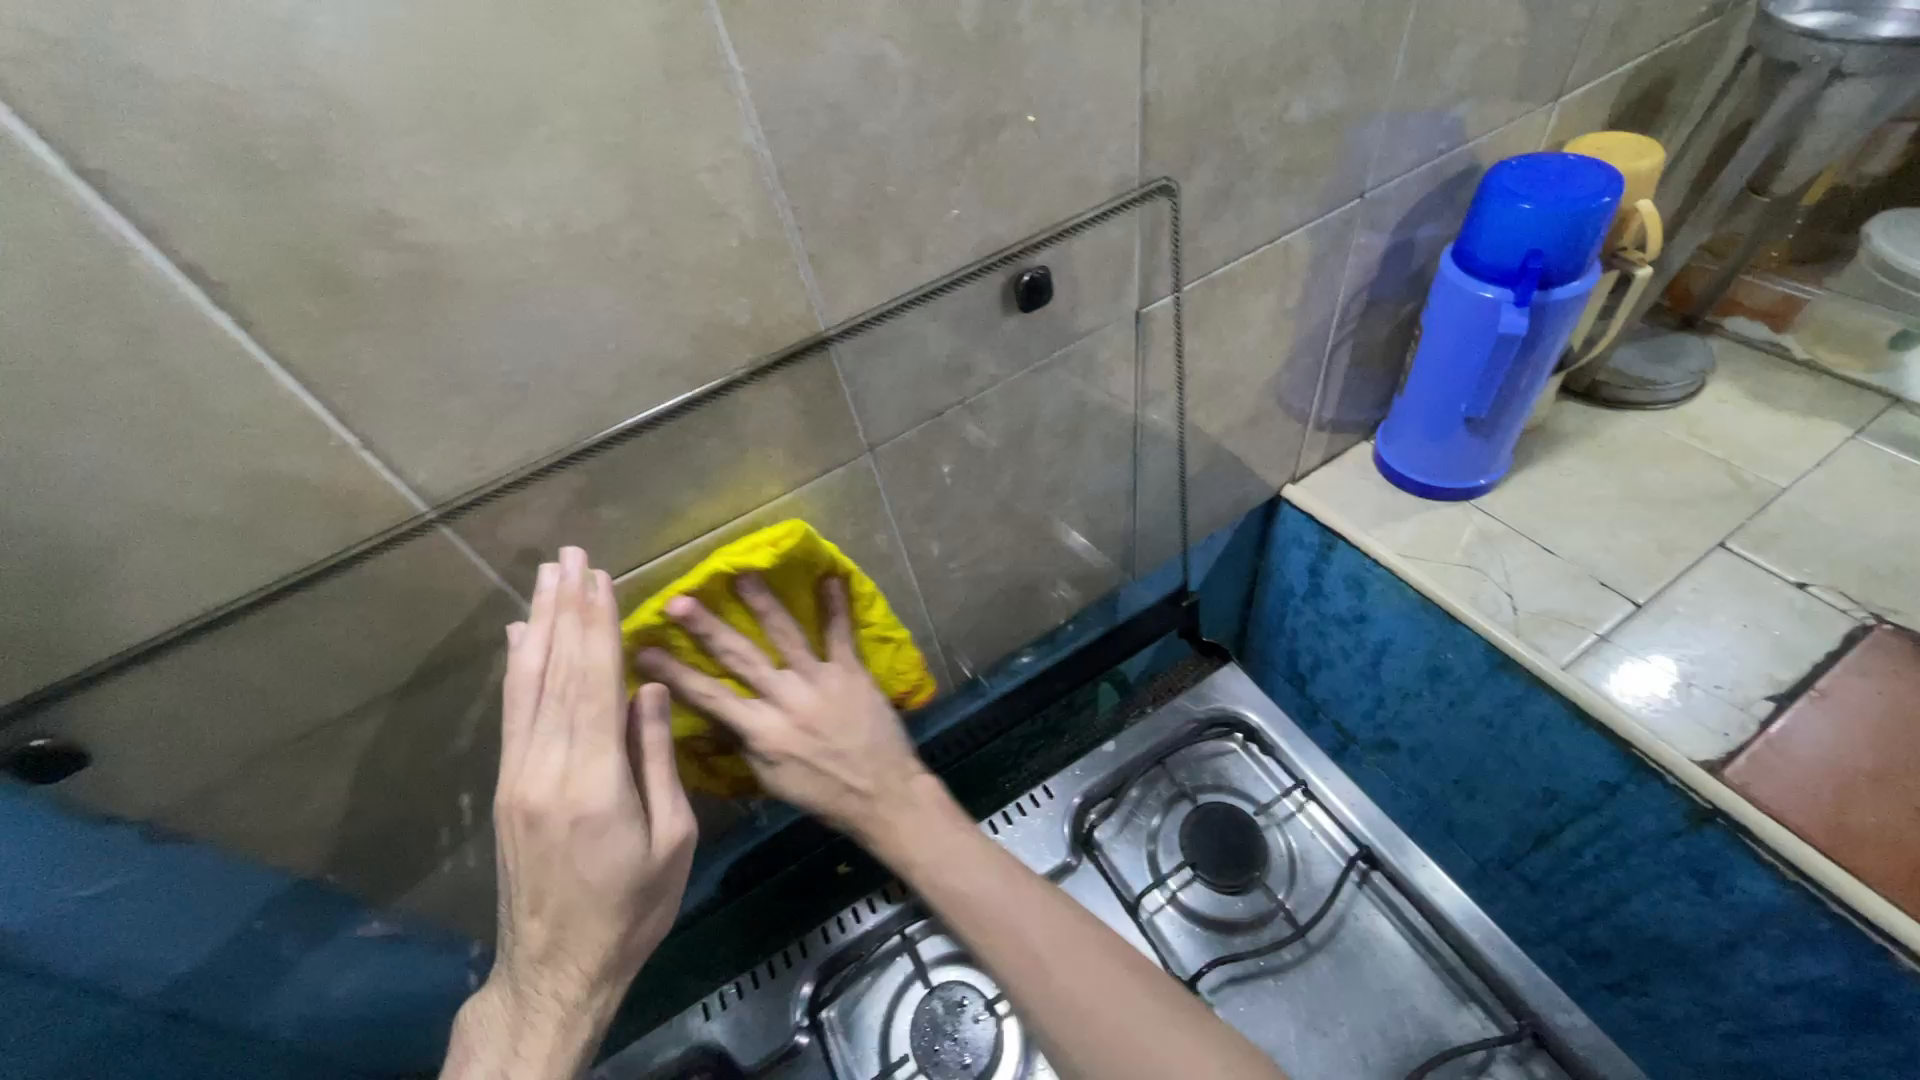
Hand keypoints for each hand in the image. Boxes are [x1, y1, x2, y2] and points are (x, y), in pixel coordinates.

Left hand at [480, 547, 696, 1056]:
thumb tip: (647, 688)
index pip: (595, 683)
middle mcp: (546, 767)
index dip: (598, 625)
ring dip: (541, 626)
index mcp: (594, 780)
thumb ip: (655, 759)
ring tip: (547, 578)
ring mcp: (518, 776)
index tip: (600, 576)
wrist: (557, 967)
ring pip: (529, 685)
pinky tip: (520, 639)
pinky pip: (513, 714)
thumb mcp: (671, 838)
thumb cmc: (633, 907)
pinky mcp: (507, 788)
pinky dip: (517, 669)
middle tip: (571, 555)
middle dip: (568, 608)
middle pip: (558, 672)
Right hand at [634, 573, 933, 846]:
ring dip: (763, 604)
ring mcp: (820, 682)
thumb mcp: (770, 778)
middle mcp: (786, 701)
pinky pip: (841, 634)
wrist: (882, 796)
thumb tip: (711, 718)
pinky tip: (830, 577)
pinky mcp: (853, 673)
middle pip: (740, 658)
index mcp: (761, 732)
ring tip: (744, 574)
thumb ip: (742, 743)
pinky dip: (836, 606)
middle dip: (706, 629)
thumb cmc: (823, 793)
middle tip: (677, 601)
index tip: (643, 650)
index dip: (674, 674)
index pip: (709, 698)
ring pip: (786, 636)